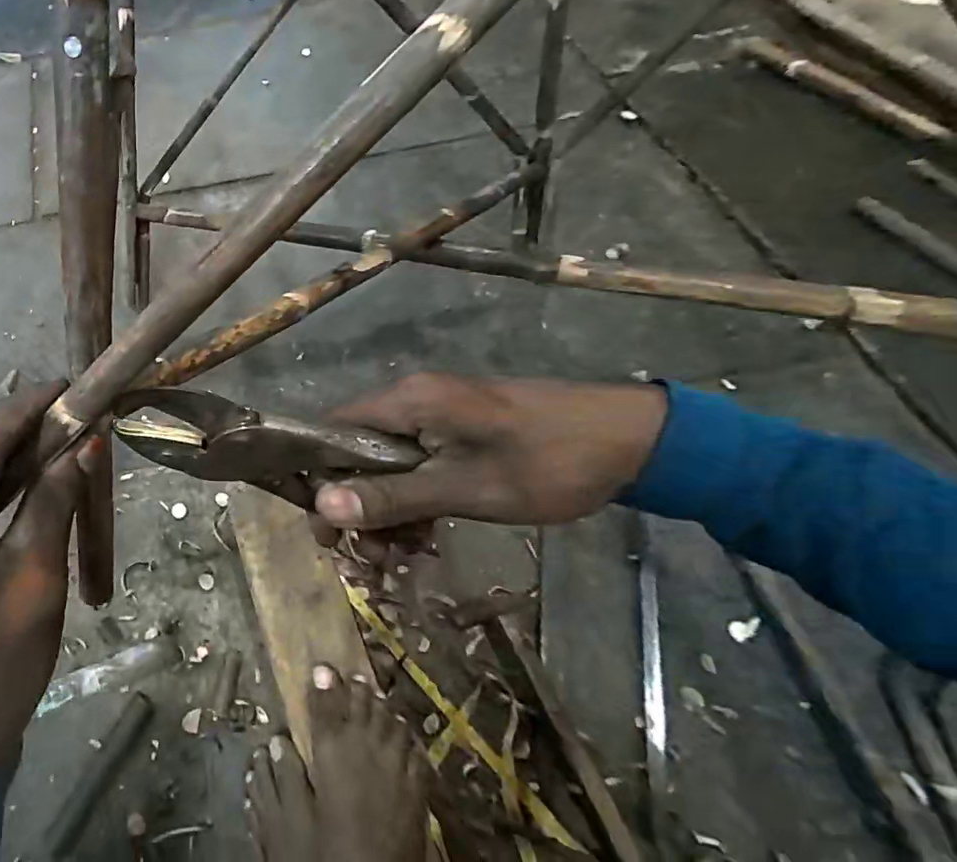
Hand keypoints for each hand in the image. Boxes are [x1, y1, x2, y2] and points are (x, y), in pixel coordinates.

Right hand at [311, 373, 666, 531]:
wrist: (639, 441)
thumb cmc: (547, 463)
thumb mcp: (465, 489)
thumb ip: (392, 497)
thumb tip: (322, 507)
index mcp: (403, 403)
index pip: (328, 433)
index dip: (317, 478)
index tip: (328, 528)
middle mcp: (407, 401)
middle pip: (352, 452)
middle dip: (355, 505)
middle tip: (369, 556)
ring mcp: (432, 413)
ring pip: (382, 463)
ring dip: (385, 509)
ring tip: (402, 555)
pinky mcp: (454, 428)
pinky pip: (412, 463)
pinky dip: (411, 498)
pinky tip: (426, 534)